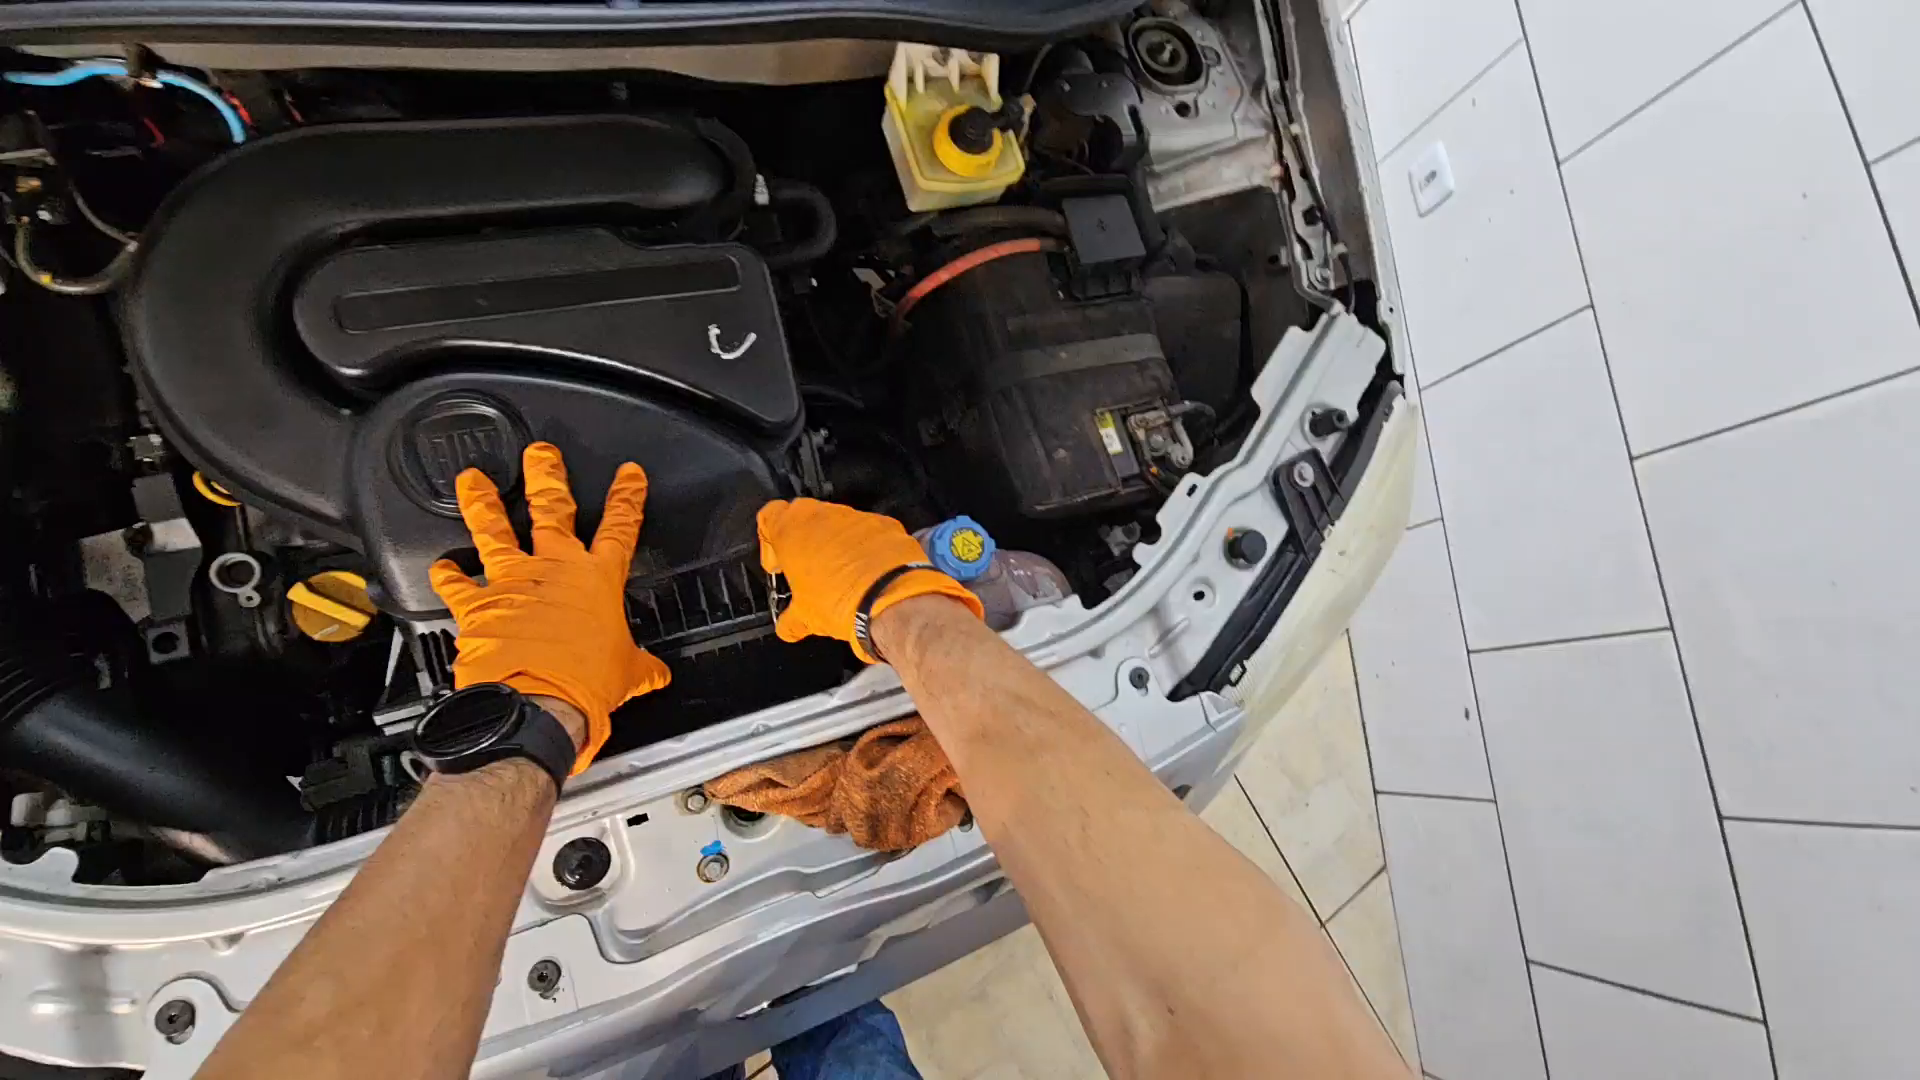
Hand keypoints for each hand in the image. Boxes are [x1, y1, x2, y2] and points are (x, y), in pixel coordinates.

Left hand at [430, 442, 669, 774]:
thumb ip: (642, 667)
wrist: (538, 703)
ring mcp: (513, 582)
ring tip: (473, 480)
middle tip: (541, 453)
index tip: (629, 474)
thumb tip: (658, 674)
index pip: (621, 526)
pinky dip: (447, 574)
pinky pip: (456, 583)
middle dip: (548, 476)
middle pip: (552, 508)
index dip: (627, 497)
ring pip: (495, 529)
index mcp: (599, 578)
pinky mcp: (477, 605)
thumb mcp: (628, 673)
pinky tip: (442, 565)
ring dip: (483, 502)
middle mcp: (556, 568)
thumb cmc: (587, 683)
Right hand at [757, 498, 982, 662]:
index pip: (768, 517)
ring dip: (836, 545)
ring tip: (842, 577)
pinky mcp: (886, 524)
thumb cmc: (841, 602)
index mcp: (792, 530)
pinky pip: (870, 531)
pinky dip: (867, 547)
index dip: (770, 541)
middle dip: (805, 542)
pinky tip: (869, 573)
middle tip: (808, 571)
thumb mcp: (806, 618)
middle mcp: (823, 515)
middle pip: (804, 518)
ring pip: (839, 523)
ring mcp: (857, 516)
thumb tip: (789, 627)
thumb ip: (790, 619)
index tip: (779, 564)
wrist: (893, 600)